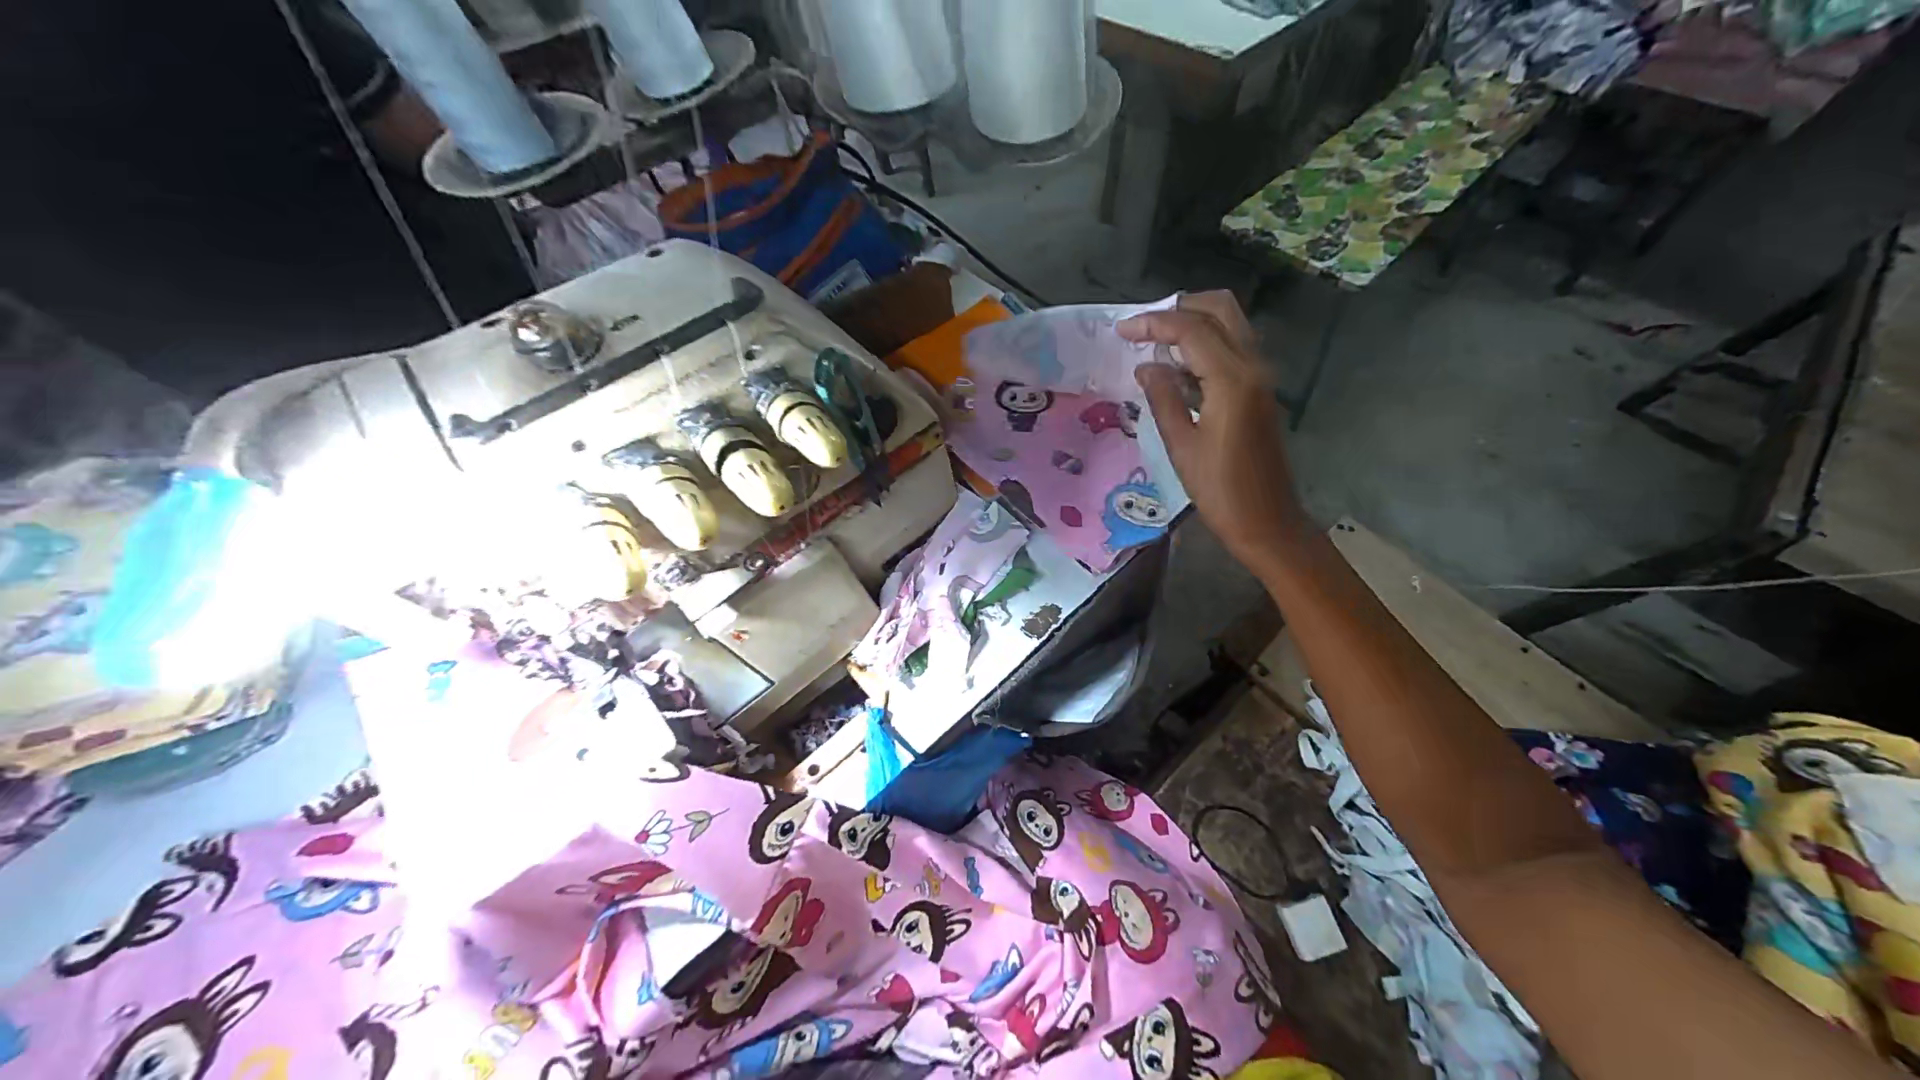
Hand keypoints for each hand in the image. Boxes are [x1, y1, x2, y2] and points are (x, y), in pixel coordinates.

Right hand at [1119, 292, 1308, 566]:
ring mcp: (1261, 375)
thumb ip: (1163, 398)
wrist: (1266, 520)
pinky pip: (1232, 348)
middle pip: (1220, 309)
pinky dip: (1205, 345)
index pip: (1191, 329)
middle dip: (1179, 309)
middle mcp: (1253, 366)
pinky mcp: (1260, 389)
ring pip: (1229, 324)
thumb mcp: (1181, 445)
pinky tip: (1177, 368)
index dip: (1153, 323)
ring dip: (1193, 324)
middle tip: (1143, 328)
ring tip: (1154, 345)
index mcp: (1232, 379)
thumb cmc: (1219, 489)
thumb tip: (1147, 366)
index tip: (1121, 330)